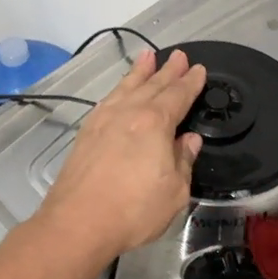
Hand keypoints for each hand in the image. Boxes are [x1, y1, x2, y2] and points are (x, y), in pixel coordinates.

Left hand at [37, 48, 206, 259]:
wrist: (78, 222)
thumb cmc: (133, 210)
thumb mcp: (174, 191)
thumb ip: (182, 161)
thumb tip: (188, 140)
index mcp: (154, 123)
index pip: (178, 96)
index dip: (190, 83)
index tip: (199, 70)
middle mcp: (128, 114)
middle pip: (152, 85)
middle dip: (167, 71)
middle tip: (178, 55)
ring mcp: (103, 121)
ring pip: (125, 88)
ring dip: (139, 72)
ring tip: (147, 57)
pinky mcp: (86, 134)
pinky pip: (108, 100)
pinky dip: (118, 89)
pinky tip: (120, 91)